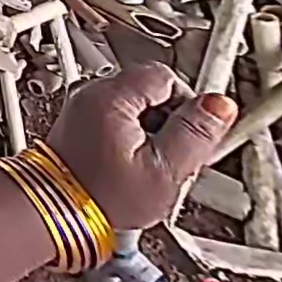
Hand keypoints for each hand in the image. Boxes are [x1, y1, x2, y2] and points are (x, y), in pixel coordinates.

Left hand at [46, 62, 236, 229]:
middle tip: (173, 155)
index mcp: (108, 97)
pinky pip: (119, 115)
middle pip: (149, 88)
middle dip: (171, 119)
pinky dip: (134, 133)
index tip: (194, 134)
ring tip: (153, 162)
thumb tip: (220, 104)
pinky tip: (136, 160)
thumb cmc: (106, 194)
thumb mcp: (166, 168)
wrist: (61, 206)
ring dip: (154, 128)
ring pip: (136, 102)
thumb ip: (196, 133)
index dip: (188, 103)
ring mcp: (82, 104)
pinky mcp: (80, 119)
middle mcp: (89, 93)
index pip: (163, 75)